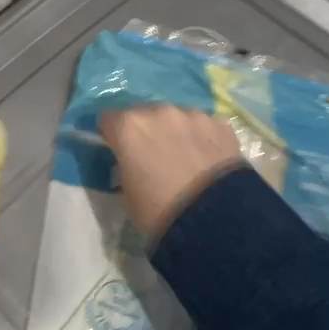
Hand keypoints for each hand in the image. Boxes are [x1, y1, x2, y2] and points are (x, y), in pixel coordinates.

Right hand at [99, 105, 243, 234]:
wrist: (214, 218)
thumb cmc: (159, 210)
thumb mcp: (126, 192)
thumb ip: (124, 166)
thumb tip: (131, 162)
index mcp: (128, 127)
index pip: (108, 119)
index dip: (112, 135)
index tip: (118, 150)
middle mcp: (158, 111)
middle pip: (143, 114)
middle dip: (145, 131)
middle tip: (153, 156)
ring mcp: (192, 114)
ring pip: (175, 117)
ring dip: (174, 131)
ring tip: (185, 157)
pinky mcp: (220, 124)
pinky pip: (203, 126)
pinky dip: (201, 138)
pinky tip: (207, 160)